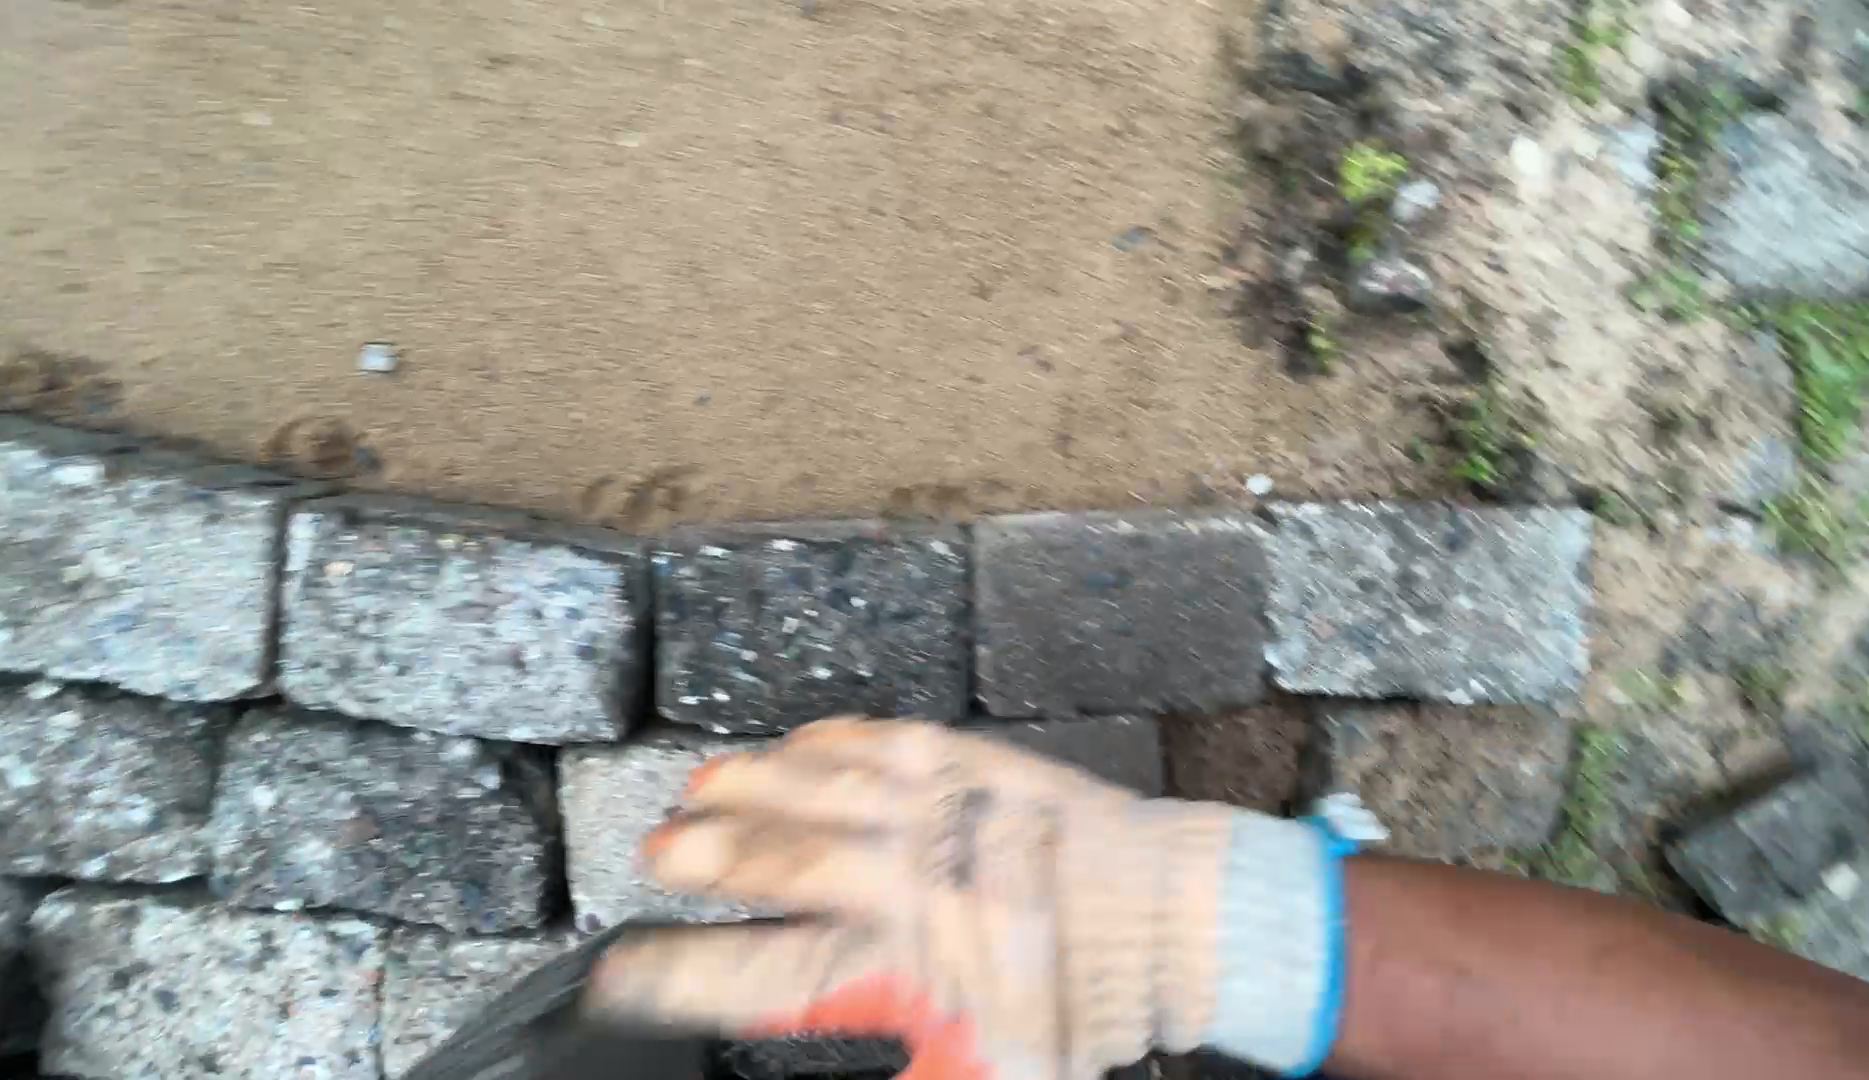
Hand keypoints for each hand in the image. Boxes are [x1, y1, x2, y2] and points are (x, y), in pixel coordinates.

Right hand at [584, 717, 1347, 1079]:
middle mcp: (923, 872)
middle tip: (653, 854)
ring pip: (829, 786)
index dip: (691, 975)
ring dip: (758, 786)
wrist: (1176, 911)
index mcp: (921, 961)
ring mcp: (949, 804)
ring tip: (699, 785)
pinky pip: (889, 738)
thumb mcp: (999, 1060)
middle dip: (711, 860)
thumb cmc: (1092, 995)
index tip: (622, 973)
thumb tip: (840, 1046)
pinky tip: (799, 739)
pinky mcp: (978, 760)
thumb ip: (917, 1056)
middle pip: (792, 864)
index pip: (777, 975)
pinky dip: (835, 738)